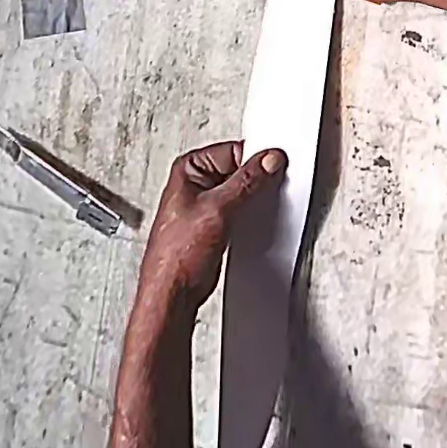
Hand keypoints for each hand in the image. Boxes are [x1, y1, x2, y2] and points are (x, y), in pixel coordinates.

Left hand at [136, 141, 286, 311]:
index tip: (273, 165)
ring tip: (252, 210)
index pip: (233, 150)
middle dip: (255, 179)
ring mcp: (206, 204)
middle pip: (239, 169)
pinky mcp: (216, 223)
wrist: (173, 297)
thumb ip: (247, 182)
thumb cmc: (176, 256)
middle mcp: (195, 183)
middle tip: (267, 187)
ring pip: (241, 190)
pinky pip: (240, 208)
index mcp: (189, 168)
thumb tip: (268, 161)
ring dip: (253, 198)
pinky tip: (251, 222)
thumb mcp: (218, 209)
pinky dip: (250, 213)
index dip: (255, 159)